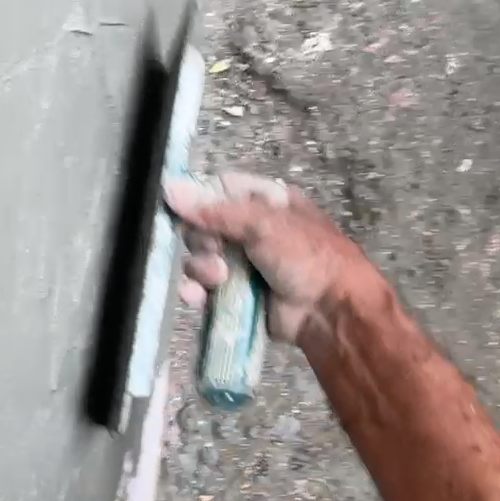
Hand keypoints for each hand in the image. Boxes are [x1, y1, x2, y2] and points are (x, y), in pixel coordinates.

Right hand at [163, 171, 370, 345]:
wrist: (330, 312)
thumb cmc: (306, 257)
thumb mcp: (264, 225)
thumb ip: (215, 210)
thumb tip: (169, 188)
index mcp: (264, 202)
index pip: (217, 190)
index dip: (199, 200)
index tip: (187, 212)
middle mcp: (251, 229)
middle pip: (202, 226)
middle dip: (202, 241)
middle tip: (217, 252)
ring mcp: (242, 263)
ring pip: (200, 258)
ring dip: (201, 268)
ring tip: (219, 279)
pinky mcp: (235, 294)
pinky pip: (203, 288)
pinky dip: (196, 291)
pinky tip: (196, 297)